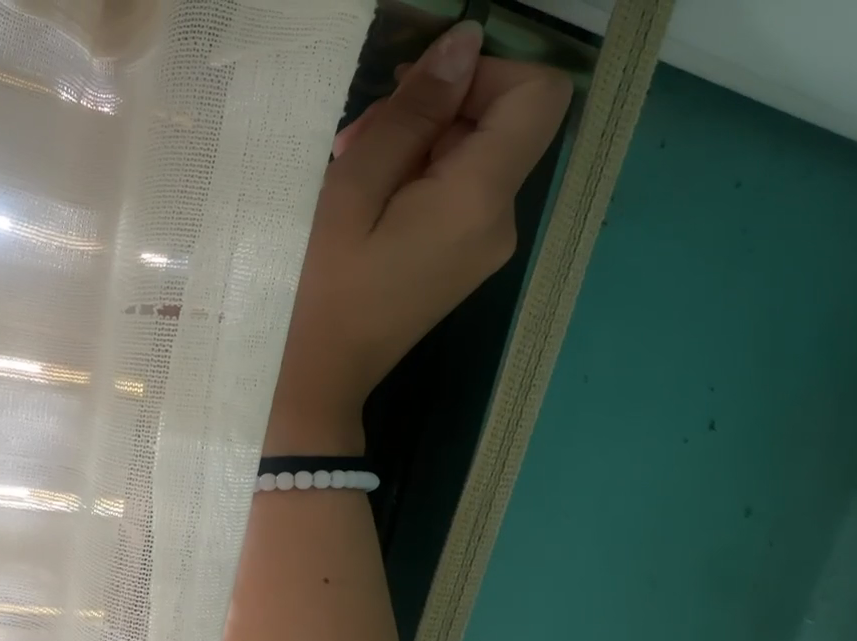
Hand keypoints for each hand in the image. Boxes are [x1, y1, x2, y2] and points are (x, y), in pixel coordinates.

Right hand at [265, 22, 572, 454]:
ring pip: (473, 161)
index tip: (414, 97)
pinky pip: (457, 199)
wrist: (317, 380)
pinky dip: (417, 185)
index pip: (539, 93)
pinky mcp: (462, 264)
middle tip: (355, 142)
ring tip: (349, 178)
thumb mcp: (351, 194)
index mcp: (478, 199)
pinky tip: (365, 208)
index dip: (484, 74)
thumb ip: (410, 116)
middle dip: (434, 114)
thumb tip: (463, 43)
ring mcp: (485, 247)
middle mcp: (500, 221)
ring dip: (416, 150)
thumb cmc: (319, 290)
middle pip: (501, 125)